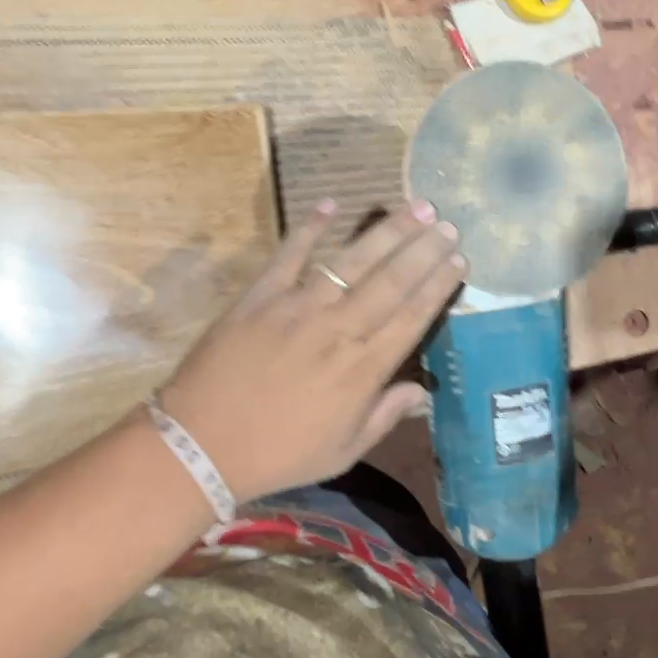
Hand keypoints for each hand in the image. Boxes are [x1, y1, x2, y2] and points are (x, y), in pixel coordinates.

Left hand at [156, 199, 465, 498]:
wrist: (198, 446)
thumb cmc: (279, 454)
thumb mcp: (343, 451)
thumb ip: (385, 416)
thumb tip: (422, 392)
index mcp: (363, 369)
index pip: (412, 316)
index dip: (438, 286)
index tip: (459, 260)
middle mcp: (339, 330)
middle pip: (392, 281)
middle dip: (424, 249)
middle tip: (448, 224)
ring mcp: (298, 308)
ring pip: (352, 261)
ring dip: (387, 232)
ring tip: (415, 207)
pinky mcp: (261, 296)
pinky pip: (289, 255)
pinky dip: (311, 228)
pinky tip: (332, 203)